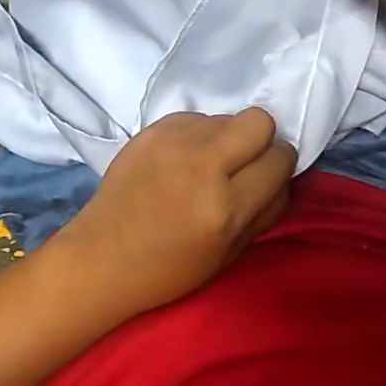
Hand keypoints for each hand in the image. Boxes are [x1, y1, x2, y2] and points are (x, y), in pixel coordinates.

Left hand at [45, 109, 295, 318]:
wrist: (102, 256)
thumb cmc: (168, 269)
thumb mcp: (230, 253)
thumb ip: (265, 210)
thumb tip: (284, 176)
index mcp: (225, 207)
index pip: (279, 159)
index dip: (279, 166)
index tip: (268, 174)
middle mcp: (202, 165)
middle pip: (258, 121)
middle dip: (260, 140)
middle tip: (243, 162)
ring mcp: (173, 142)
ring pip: (225, 116)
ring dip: (225, 137)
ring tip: (205, 164)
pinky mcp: (151, 130)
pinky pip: (194, 117)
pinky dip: (196, 135)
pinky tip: (180, 159)